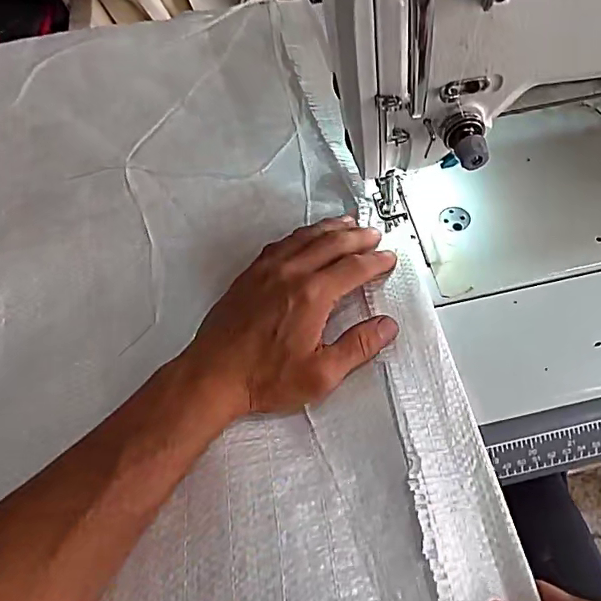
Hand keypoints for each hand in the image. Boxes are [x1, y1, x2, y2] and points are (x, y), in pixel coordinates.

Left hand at [176, 216, 398, 419]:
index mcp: (311, 296)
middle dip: (358, 237)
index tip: (387, 259)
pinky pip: (281, 243)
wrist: (212, 376)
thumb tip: (385, 328)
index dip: (375, 261)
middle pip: (332, 243)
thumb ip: (358, 347)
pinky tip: (304, 237)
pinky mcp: (249, 275)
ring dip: (331, 228)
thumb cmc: (260, 377)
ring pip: (306, 237)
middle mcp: (289, 275)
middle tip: (374, 236)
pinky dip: (301, 234)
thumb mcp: (321, 373)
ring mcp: (266, 271)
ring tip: (347, 224)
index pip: (353, 268)